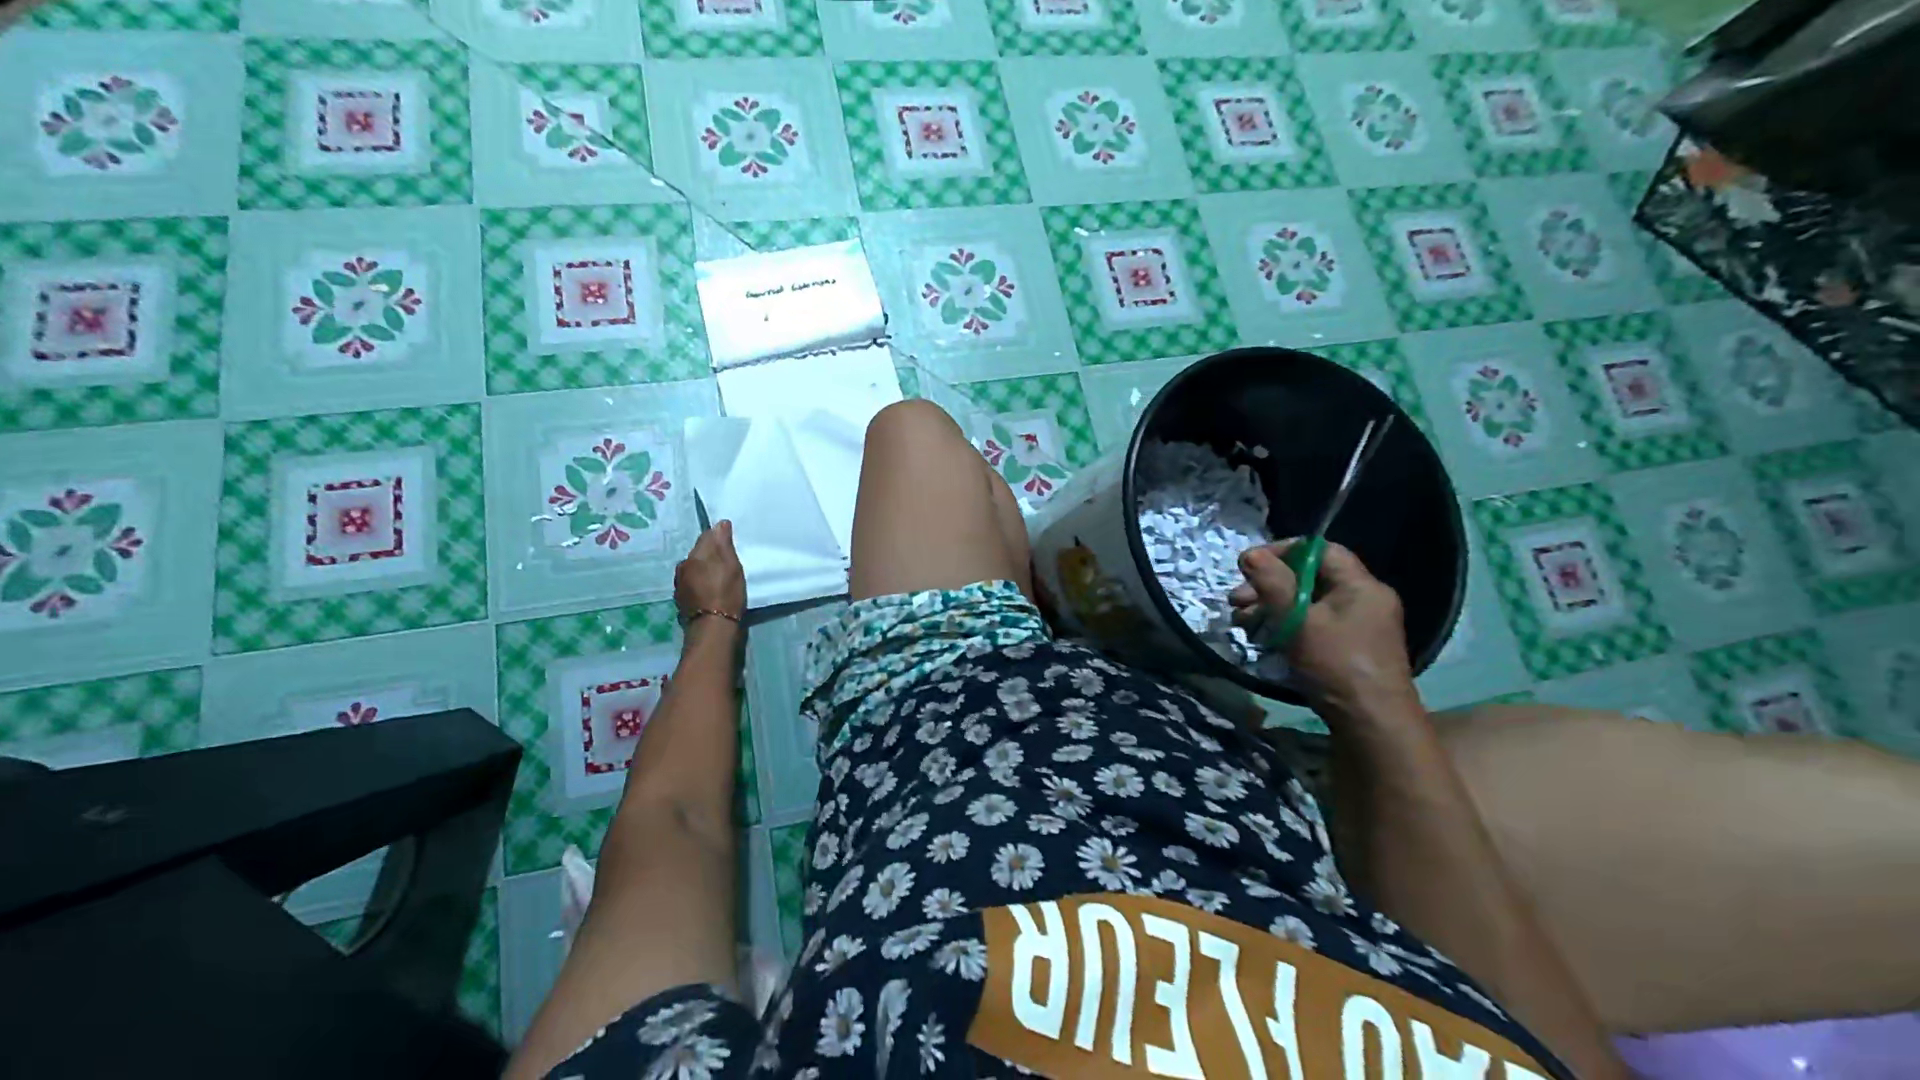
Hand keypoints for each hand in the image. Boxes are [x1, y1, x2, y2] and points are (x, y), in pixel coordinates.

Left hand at [675, 521, 745, 624]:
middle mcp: (683, 565)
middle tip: (727, 561)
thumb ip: (724, 544)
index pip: (706, 536)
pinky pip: (691, 581)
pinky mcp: (681, 598)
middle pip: (698, 553)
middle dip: (710, 554)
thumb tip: (720, 523)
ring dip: (704, 568)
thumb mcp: (732, 566)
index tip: (730, 542)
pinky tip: (709, 589)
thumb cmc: (726, 594)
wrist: (712, 627)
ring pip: (694, 567)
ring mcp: (679, 582)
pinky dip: (700, 581)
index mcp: (695, 555)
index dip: (718, 537)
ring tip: (718, 576)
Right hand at [1230, 540, 1416, 718]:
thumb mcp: (1299, 621)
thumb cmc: (1337, 665)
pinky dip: (1287, 626)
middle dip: (1269, 585)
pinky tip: (1263, 639)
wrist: (1372, 724)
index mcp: (1361, 586)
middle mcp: (1365, 600)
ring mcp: (1359, 626)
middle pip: (1310, 578)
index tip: (1250, 565)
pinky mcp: (1351, 648)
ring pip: (1308, 603)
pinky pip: (1314, 624)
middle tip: (1236, 601)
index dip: (1282, 551)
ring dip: (1272, 608)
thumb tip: (1250, 554)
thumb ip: (1273, 584)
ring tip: (1241, 623)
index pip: (1320, 550)